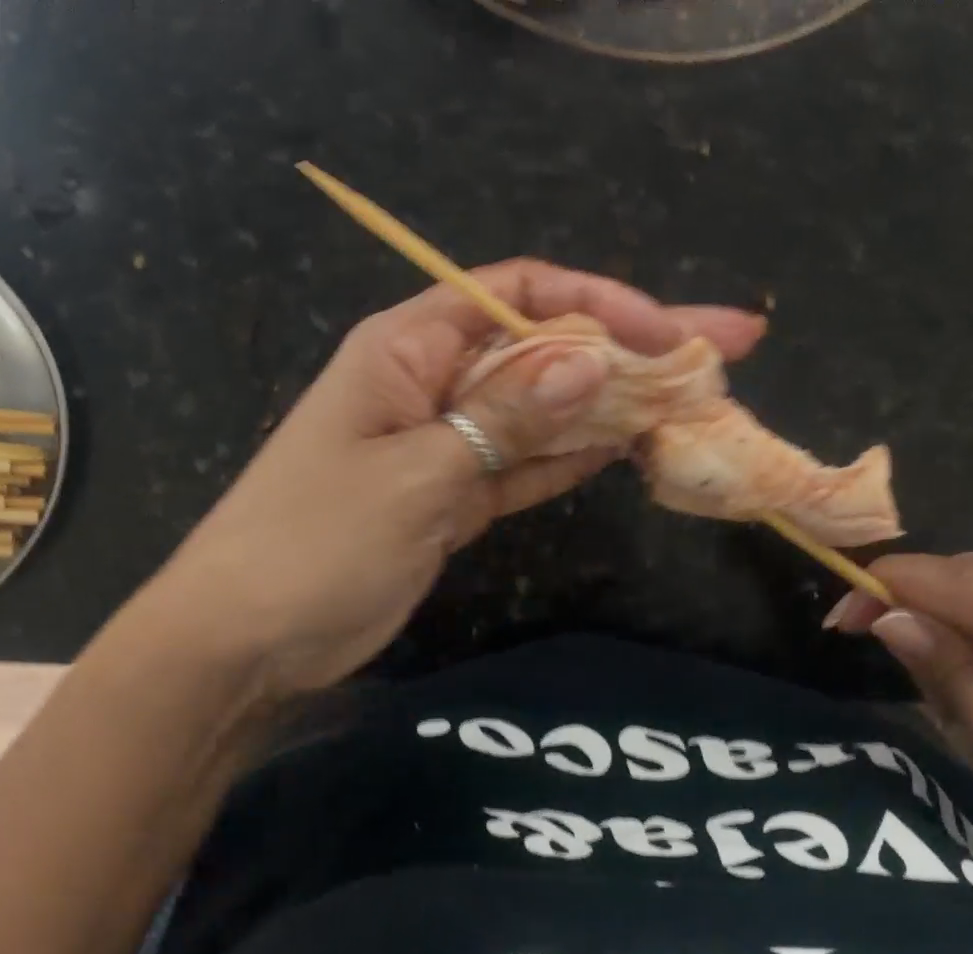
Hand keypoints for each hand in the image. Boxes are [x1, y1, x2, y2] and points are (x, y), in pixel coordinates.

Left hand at [142, 259, 765, 703]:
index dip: (599, 301)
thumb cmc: (313, 544)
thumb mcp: (414, 476)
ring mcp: (443, 445)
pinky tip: (632, 450)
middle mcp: (429, 383)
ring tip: (699, 408)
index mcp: (406, 348)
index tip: (674, 332)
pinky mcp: (450, 500)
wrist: (244, 641)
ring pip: (540, 411)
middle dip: (628, 351)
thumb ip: (504, 420)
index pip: (517, 293)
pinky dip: (572, 461)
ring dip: (611, 409)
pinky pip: (524, 466)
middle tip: (728, 355)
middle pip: (540, 349)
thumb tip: (594, 363)